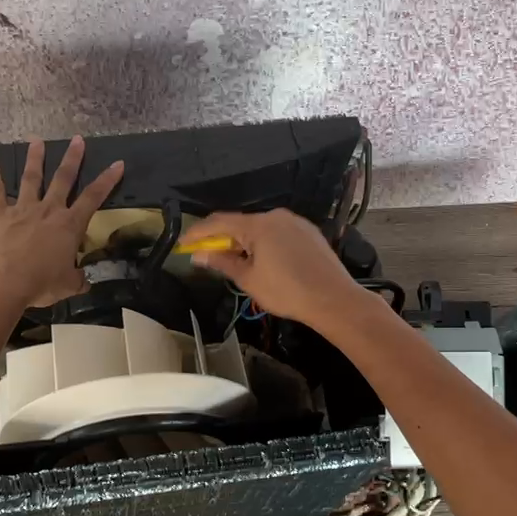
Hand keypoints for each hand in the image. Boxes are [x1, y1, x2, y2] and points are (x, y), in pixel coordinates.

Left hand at [0, 136, 123, 307]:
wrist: (3, 282)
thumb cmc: (40, 284)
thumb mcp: (68, 285)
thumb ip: (78, 279)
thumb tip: (85, 281)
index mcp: (69, 225)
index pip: (94, 198)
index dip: (107, 180)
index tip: (118, 163)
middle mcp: (48, 210)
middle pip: (63, 179)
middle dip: (72, 158)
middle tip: (77, 140)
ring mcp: (23, 209)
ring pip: (31, 178)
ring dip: (35, 159)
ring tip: (37, 140)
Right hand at [179, 210, 374, 331]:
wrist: (333, 299)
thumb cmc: (286, 291)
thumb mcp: (248, 279)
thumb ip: (222, 262)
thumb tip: (199, 255)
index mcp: (258, 225)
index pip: (219, 222)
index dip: (198, 233)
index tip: (183, 243)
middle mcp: (276, 216)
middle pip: (241, 224)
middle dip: (222, 238)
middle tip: (207, 255)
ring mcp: (295, 222)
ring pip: (261, 228)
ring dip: (244, 242)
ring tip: (235, 261)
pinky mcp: (309, 232)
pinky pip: (278, 233)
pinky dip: (264, 243)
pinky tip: (263, 260)